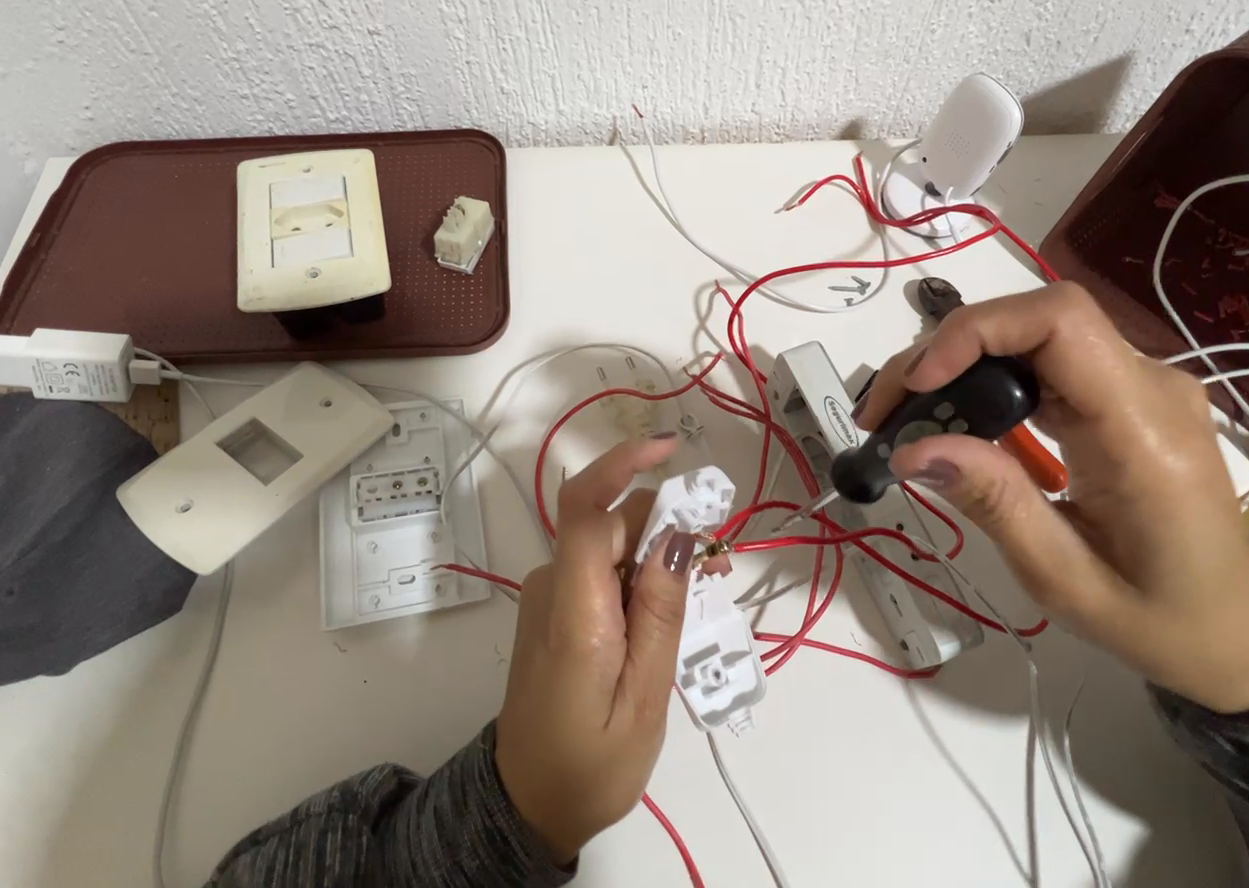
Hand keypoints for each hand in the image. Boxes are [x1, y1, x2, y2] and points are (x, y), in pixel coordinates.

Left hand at [495, 435, 701, 860]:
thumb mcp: (644, 695)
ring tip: (705, 585)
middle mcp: (553, 586)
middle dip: (667, 526)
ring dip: (658, 554)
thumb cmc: (591, 761)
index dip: (623, 464)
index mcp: (574, 609)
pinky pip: (603, 569)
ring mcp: (550, 594)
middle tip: (719, 560)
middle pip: (611, 523)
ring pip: (612, 545)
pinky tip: (670, 604)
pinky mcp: (556, 606)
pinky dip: (640, 575)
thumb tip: (678, 535)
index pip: (585, 509)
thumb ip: (661, 611)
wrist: (528, 801)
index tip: (671, 448)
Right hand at [855, 283, 1248, 713]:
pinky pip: (1044, 360)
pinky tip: (949, 416)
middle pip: (1035, 319)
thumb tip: (910, 449)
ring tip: (903, 416)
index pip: (1060, 323)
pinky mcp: (1125, 393)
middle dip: (946, 350)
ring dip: (957, 361)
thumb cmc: (1159, 619)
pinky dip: (985, 376)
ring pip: (1032, 333)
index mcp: (1146, 433)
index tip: (917, 384)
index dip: (976, 331)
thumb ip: (993, 504)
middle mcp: (1152, 387)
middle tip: (885, 411)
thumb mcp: (1064, 581)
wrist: (1240, 630)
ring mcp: (1142, 384)